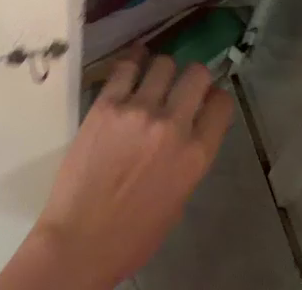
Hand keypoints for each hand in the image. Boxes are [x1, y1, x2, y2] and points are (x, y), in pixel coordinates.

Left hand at [0, 55, 234, 289]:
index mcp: (195, 156)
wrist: (80, 240)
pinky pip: (126, 66)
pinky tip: (134, 63)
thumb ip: (187, 160)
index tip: (207, 99)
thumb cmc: (133, 235)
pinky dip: (134, 61)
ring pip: (164, 63)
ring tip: (154, 78)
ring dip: (163, 70)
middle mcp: (172, 126)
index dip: (216, 98)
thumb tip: (187, 132)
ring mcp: (139, 111)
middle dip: (195, 77)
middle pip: (197, 75)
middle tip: (182, 86)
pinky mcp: (107, 104)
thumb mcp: (178, 200)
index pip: (221, 105)